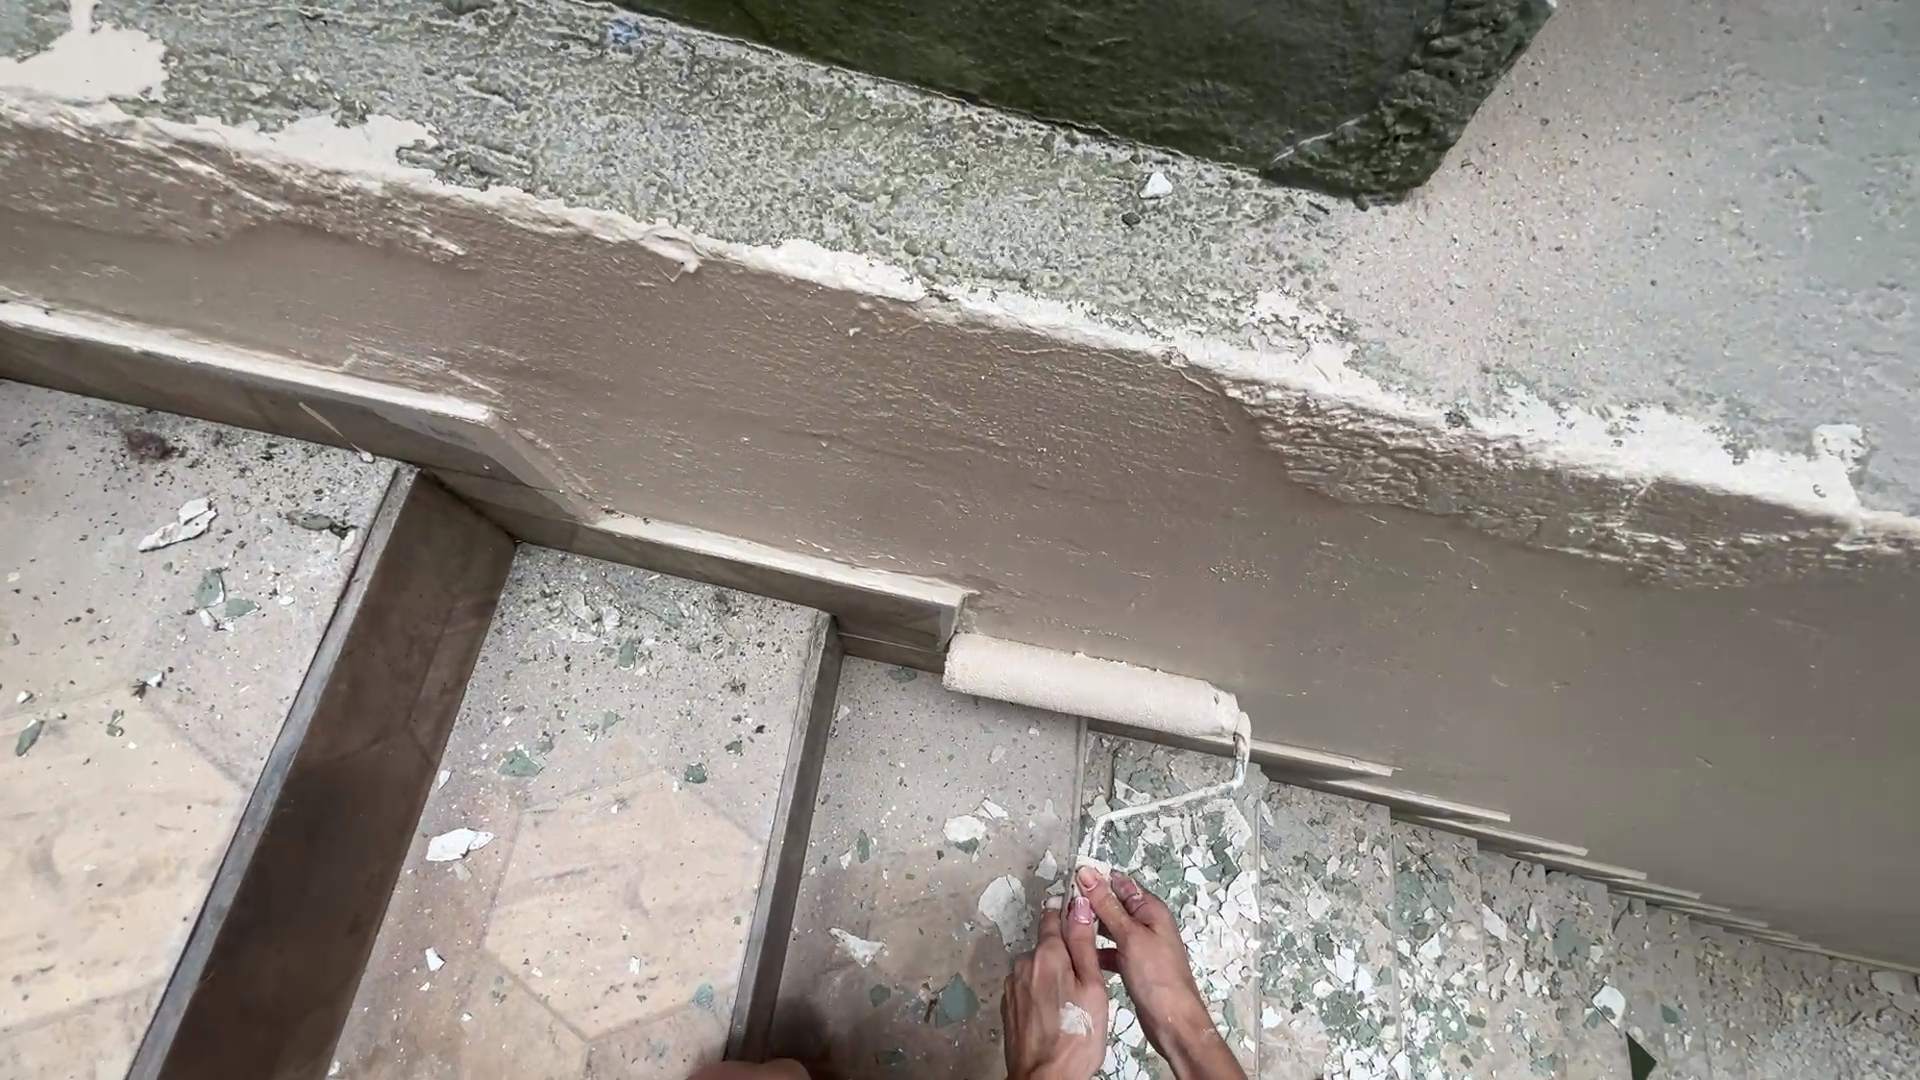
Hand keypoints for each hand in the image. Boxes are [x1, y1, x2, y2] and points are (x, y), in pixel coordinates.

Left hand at [1002, 893, 1109, 1079]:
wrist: (1045, 1079)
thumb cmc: (1076, 1037)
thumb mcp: (1092, 987)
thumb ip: (1084, 942)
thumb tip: (1079, 905)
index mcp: (1047, 953)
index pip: (1052, 916)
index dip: (1066, 913)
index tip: (1078, 917)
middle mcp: (1025, 962)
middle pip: (1047, 946)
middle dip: (1064, 956)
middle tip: (1083, 983)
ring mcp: (1013, 984)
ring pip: (1038, 968)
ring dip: (1051, 978)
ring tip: (1069, 1006)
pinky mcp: (1008, 1004)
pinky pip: (1028, 988)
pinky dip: (1040, 995)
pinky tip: (1053, 1016)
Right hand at [1077, 866, 1245, 1079]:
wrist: (1174, 1025)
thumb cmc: (1156, 976)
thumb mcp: (1129, 935)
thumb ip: (1106, 905)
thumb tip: (1086, 873)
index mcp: (1150, 909)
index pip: (1119, 883)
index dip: (1095, 879)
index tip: (1067, 879)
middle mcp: (1146, 922)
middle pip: (1113, 904)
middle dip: (1089, 902)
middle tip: (1060, 904)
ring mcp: (1139, 944)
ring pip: (1109, 927)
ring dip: (1091, 925)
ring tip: (1064, 924)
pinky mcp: (1132, 964)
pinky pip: (1110, 948)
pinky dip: (1096, 948)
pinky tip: (1078, 951)